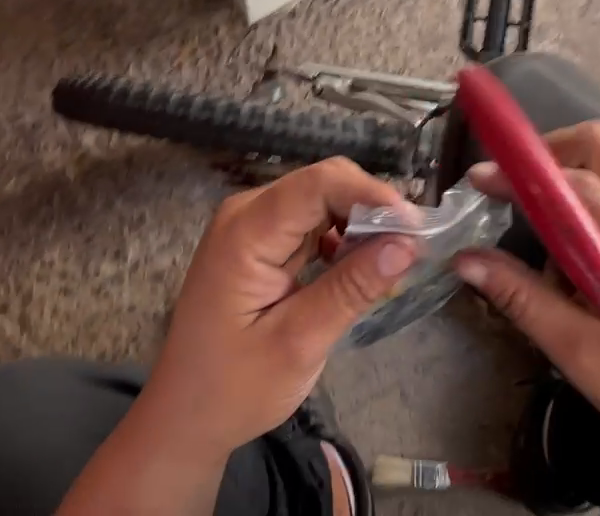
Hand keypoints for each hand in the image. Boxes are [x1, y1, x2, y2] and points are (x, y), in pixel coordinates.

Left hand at [135, 158, 421, 454]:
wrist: (185, 416)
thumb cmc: (234, 388)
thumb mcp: (299, 343)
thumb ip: (351, 288)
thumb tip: (407, 245)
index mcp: (245, 232)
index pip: (318, 184)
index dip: (370, 194)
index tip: (415, 225)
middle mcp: (247, 213)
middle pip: (322, 184)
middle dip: (371, 208)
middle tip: (412, 247)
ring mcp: (252, 225)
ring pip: (323, 199)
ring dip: (361, 224)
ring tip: (393, 261)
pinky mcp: (262, 241)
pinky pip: (313, 221)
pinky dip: (343, 238)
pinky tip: (362, 269)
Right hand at [455, 121, 599, 437]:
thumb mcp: (577, 350)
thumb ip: (521, 297)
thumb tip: (464, 260)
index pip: (580, 185)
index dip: (525, 174)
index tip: (480, 178)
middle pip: (598, 144)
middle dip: (547, 152)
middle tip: (510, 184)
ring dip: (562, 172)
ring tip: (535, 220)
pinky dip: (579, 192)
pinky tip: (565, 242)